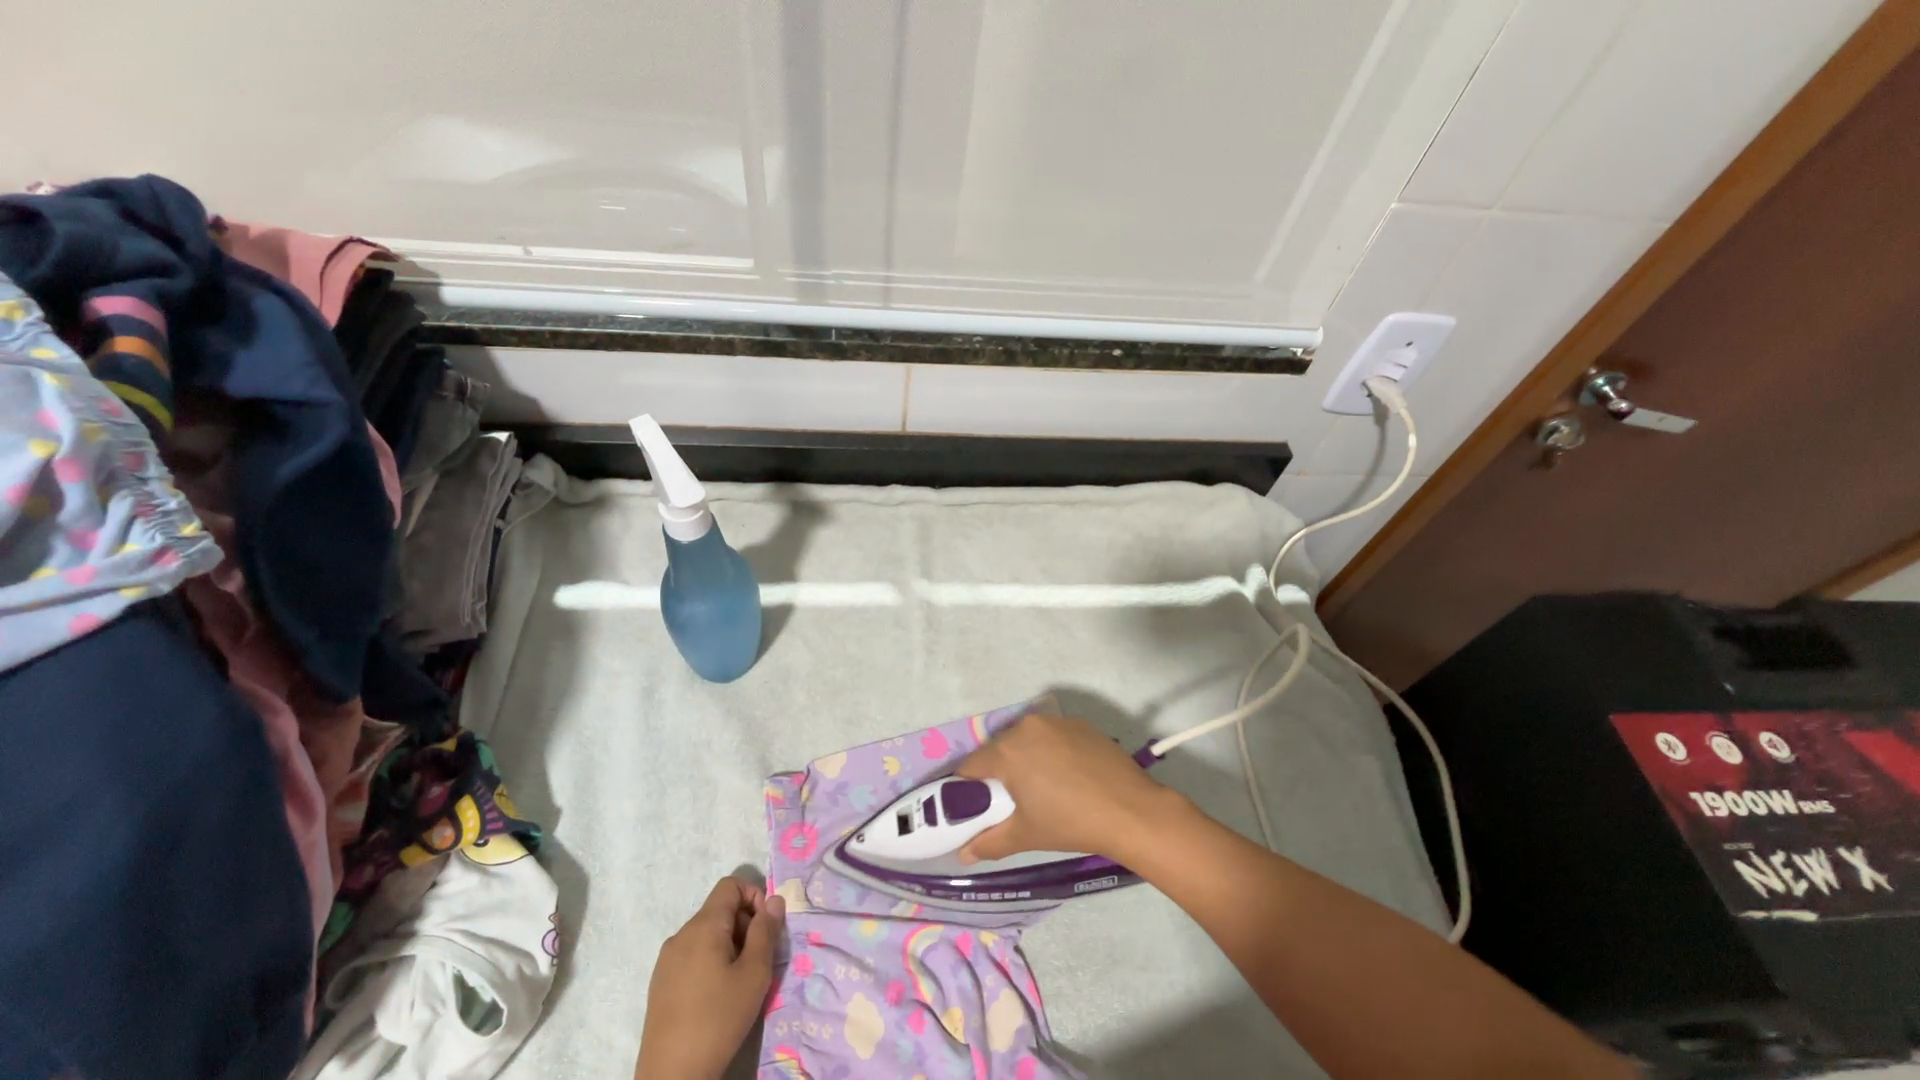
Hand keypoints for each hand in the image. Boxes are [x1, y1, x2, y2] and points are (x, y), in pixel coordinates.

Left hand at [634, 877, 785, 1079]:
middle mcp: (680, 935)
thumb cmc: (719, 1018)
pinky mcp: (661, 982)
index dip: (755, 897)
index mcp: (702, 926)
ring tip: (741, 982)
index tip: (767, 929)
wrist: (672, 1073)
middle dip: (745, 925)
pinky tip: (719, 996)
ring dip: (731, 946)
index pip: (730, 885)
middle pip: (719, 910)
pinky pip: (693, 955)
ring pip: (707, 935)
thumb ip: (766, 932)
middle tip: (760, 961)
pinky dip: (712, 962)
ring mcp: (667, 960)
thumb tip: (774, 900)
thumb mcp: (754, 974)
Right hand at [955, 712, 1184, 864]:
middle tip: (1010, 802)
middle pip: (998, 750)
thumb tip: (963, 854)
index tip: (977, 807)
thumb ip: (989, 842)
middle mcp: (1027, 727)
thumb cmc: (1071, 823)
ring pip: (1026, 740)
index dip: (967, 789)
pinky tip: (1066, 776)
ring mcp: (1056, 722)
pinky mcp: (1081, 725)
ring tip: (1041, 788)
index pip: (970, 767)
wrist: (1132, 811)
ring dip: (1024, 759)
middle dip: (998, 773)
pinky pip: (1052, 736)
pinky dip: (1051, 752)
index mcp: (1007, 751)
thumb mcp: (1025, 835)